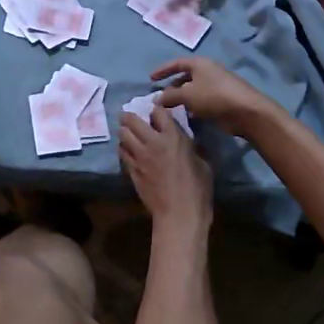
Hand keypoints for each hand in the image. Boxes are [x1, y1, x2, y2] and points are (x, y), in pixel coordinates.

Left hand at [121, 107, 211, 233]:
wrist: (179, 213)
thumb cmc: (198, 188)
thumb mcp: (202, 162)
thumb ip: (189, 146)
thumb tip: (184, 142)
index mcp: (173, 137)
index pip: (158, 111)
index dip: (157, 111)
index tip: (158, 115)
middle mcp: (152, 142)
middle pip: (131, 119)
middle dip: (131, 117)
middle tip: (134, 120)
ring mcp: (138, 157)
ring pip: (122, 134)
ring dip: (125, 132)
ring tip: (130, 135)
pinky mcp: (131, 171)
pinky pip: (122, 153)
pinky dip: (124, 149)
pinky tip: (131, 153)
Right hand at [151, 57, 280, 137]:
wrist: (245, 111)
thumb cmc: (214, 96)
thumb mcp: (187, 94)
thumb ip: (170, 96)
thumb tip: (157, 99)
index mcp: (200, 64)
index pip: (177, 63)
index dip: (163, 70)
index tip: (150, 79)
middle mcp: (207, 72)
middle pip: (185, 77)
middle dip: (171, 87)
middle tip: (160, 99)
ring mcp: (215, 86)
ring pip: (193, 91)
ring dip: (181, 99)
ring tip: (169, 109)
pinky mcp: (221, 101)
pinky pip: (201, 101)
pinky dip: (192, 107)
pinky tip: (185, 116)